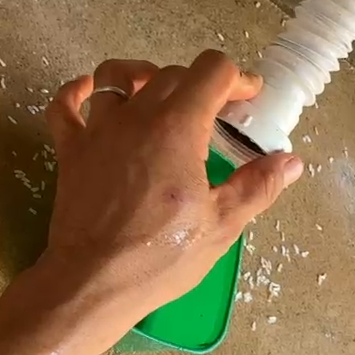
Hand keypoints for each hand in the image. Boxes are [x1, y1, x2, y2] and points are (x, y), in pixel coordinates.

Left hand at [38, 50, 303, 322]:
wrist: (94, 282)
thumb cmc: (161, 257)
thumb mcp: (221, 225)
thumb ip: (258, 186)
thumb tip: (291, 161)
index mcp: (178, 128)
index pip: (212, 71)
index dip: (237, 79)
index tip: (248, 100)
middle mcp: (136, 116)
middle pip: (171, 73)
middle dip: (200, 85)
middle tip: (216, 116)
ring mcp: (97, 130)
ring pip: (114, 76)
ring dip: (142, 75)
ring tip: (159, 95)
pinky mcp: (70, 150)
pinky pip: (64, 105)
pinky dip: (76, 91)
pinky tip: (90, 92)